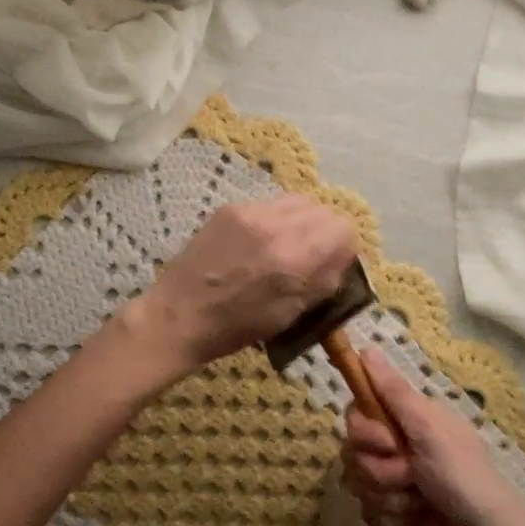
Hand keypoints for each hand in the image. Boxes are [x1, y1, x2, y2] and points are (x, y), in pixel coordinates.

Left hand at [119, 195, 358, 373]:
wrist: (180, 313)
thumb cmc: (237, 325)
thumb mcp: (291, 314)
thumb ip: (324, 281)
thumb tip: (341, 257)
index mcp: (294, 257)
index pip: (343, 227)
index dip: (344, 247)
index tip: (333, 264)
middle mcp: (275, 225)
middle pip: (323, 209)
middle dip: (326, 231)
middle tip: (313, 255)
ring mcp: (250, 212)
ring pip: (298, 200)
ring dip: (302, 220)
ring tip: (288, 245)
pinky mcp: (231, 208)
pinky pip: (269, 203)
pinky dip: (275, 219)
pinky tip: (260, 242)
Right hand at [345, 350, 524, 525]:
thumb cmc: (464, 479)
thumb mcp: (430, 431)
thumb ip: (394, 392)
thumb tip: (367, 347)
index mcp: (411, 417)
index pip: (361, 405)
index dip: (364, 425)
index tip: (384, 439)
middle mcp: (399, 443)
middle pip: (353, 443)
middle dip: (377, 465)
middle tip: (408, 474)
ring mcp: (394, 478)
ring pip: (357, 476)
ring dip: (385, 493)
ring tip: (415, 501)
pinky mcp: (392, 509)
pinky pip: (366, 505)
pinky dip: (389, 515)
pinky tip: (411, 520)